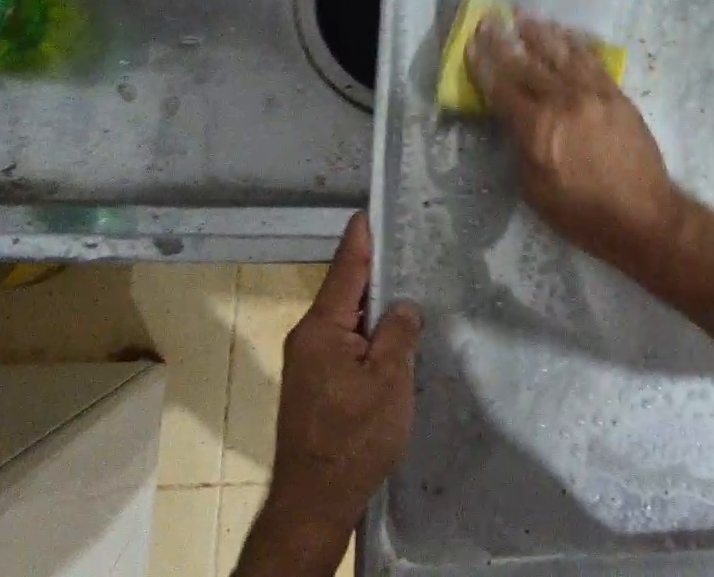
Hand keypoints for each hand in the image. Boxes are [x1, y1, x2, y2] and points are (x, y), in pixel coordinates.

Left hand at [237, 213, 420, 576]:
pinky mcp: (316, 387)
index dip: (360, 241)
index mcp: (321, 329)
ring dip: (373, 307)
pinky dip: (368, 334)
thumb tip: (402, 308)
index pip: (346, 271)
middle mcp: (308, 339)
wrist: (314, 502)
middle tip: (403, 246)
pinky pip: (346, 345)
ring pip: (347, 322)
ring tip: (405, 287)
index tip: (366, 212)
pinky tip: (391, 338)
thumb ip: (398, 334)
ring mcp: (309, 365)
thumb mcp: (389, 380)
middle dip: (373, 271)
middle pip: (345, 294)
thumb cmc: (353, 437)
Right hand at [468, 11, 685, 273]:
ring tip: (523, 16)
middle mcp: (564, 102)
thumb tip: (515, 123)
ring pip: (561, 55)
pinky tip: (565, 35)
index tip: (471, 44)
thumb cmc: (582, 214)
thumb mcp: (535, 190)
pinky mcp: (617, 96)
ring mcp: (594, 95)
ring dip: (539, 34)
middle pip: (527, 64)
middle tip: (489, 19)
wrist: (642, 216)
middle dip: (504, 41)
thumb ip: (521, 149)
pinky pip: (592, 62)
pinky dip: (575, 45)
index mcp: (538, 128)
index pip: (502, 89)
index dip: (484, 66)